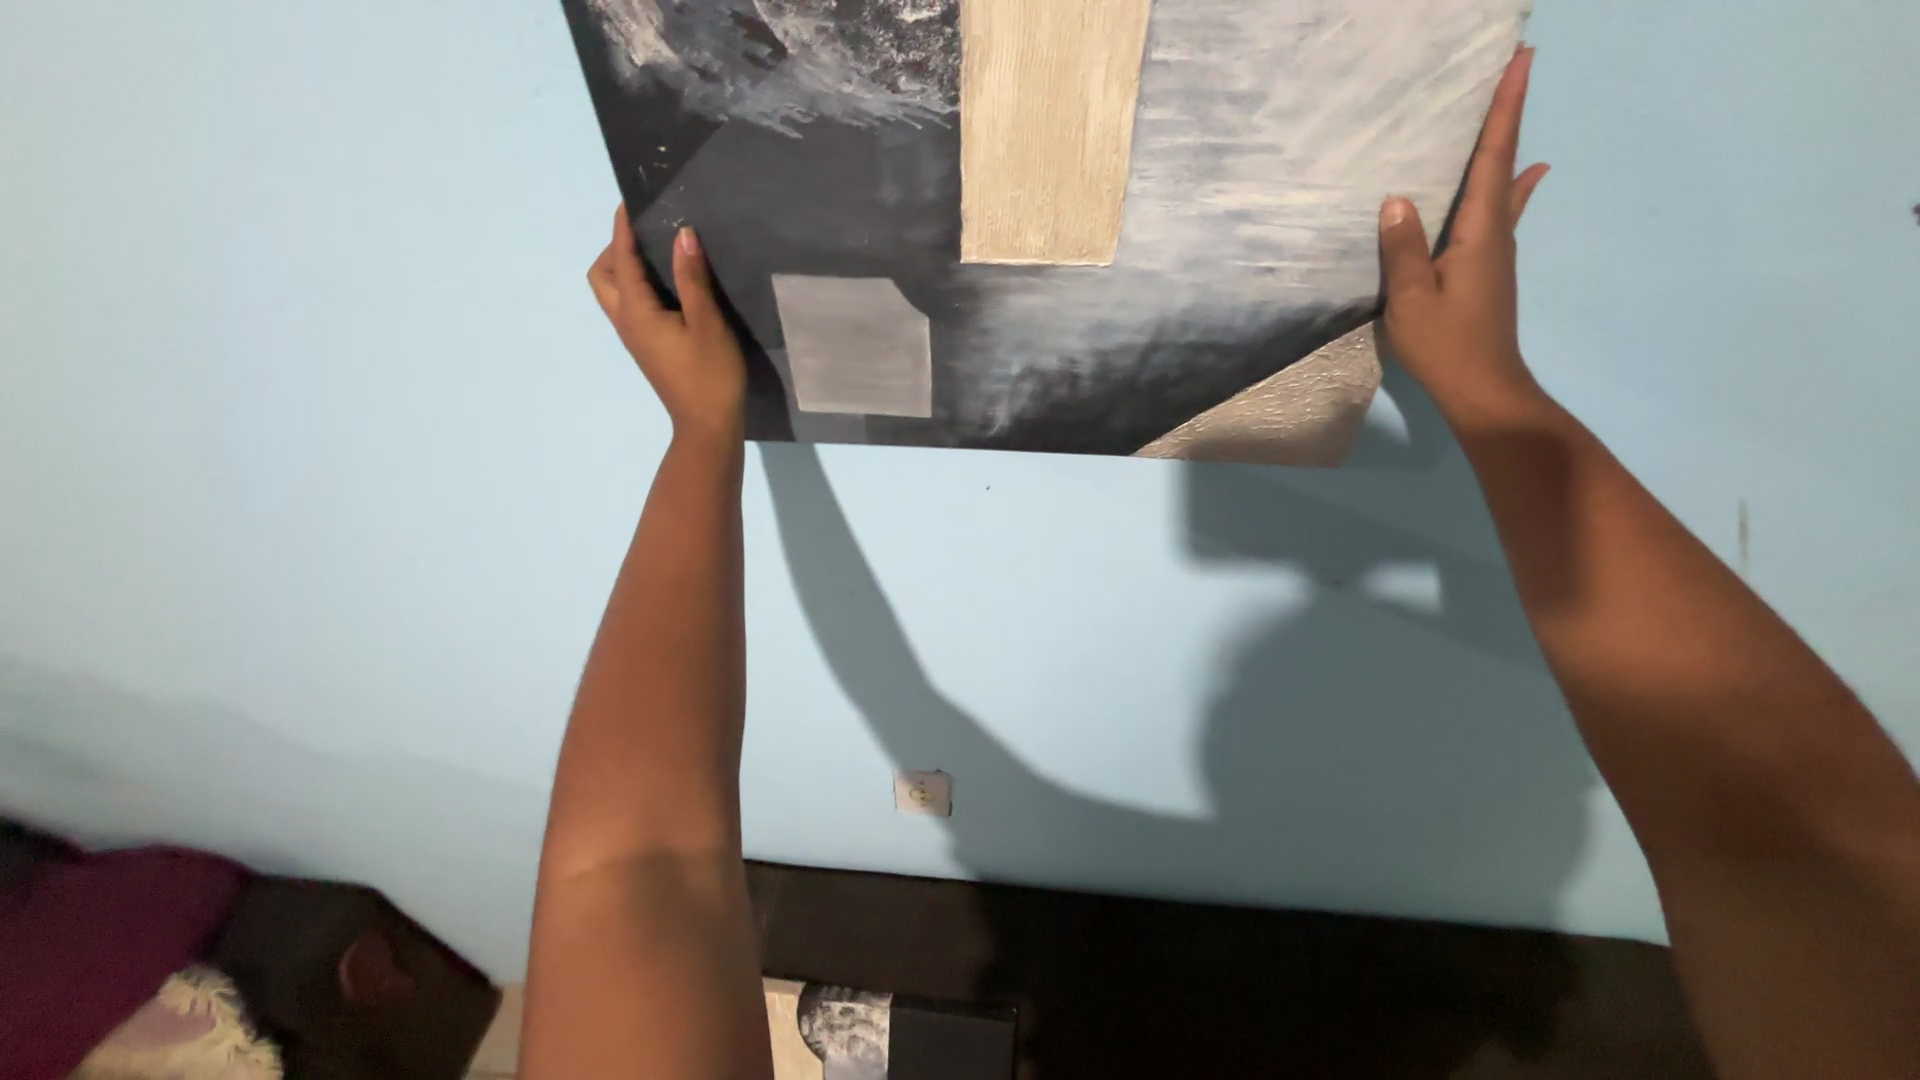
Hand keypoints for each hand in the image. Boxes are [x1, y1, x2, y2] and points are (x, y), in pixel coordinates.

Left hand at [589, 207, 747, 441]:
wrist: (707, 425)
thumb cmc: (710, 375)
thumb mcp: (708, 324)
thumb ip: (692, 279)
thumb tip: (681, 234)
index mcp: (637, 312)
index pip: (622, 258)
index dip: (624, 228)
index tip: (631, 201)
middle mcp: (626, 322)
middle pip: (602, 275)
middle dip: (615, 248)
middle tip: (644, 234)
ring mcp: (634, 338)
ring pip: (613, 292)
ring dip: (624, 268)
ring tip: (657, 256)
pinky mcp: (646, 348)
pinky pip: (629, 306)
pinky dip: (637, 286)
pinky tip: (667, 286)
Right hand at [1378, 47, 1551, 421]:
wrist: (1482, 388)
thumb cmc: (1446, 344)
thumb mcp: (1412, 298)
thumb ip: (1404, 249)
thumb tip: (1397, 199)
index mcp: (1479, 233)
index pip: (1493, 159)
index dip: (1505, 109)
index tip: (1519, 60)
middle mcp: (1496, 233)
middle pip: (1504, 163)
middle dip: (1508, 115)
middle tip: (1513, 69)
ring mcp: (1496, 252)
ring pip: (1503, 186)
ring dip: (1505, 145)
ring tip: (1511, 110)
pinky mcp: (1488, 270)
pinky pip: (1501, 212)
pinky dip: (1514, 185)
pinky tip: (1531, 175)